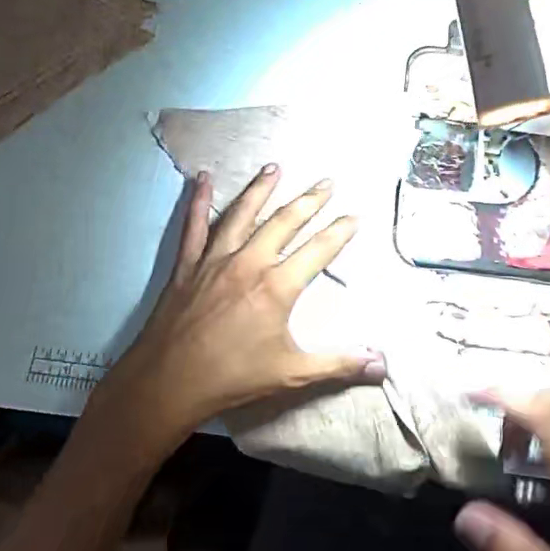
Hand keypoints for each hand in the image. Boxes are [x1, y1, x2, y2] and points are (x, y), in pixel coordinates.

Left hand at [94, 166, 385, 444]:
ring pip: (242, 214)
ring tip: (275, 167)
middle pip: (284, 222)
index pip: (319, 250)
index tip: (355, 216)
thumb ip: (339, 364)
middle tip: (327, 182)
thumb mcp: (293, 374)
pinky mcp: (188, 265)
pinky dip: (199, 200)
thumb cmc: (233, 378)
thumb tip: (382, 365)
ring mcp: (215, 260)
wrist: (167, 382)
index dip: (340, 232)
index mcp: (277, 287)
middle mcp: (249, 263)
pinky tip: (202, 178)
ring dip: (261, 189)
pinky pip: (194, 225)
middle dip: (309, 200)